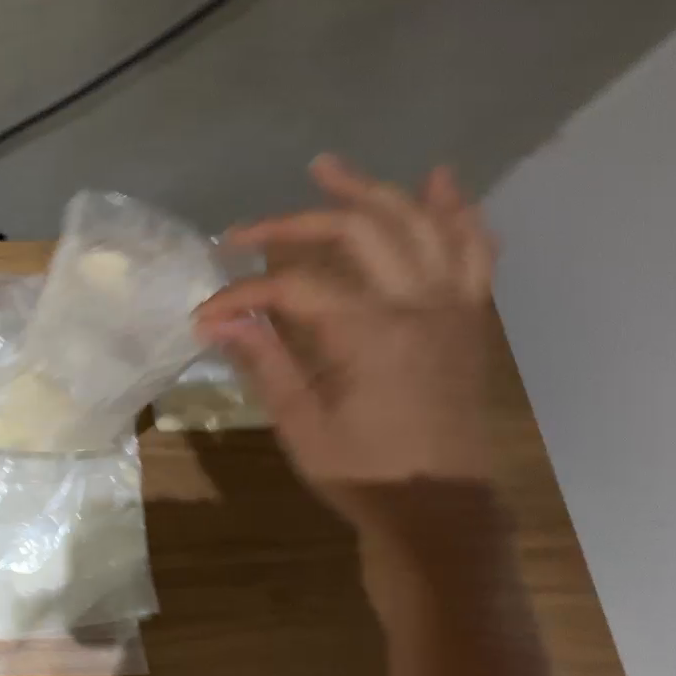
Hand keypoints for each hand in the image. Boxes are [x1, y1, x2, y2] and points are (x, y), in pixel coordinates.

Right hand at [195, 155, 500, 528]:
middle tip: (244, 231)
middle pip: (359, 232)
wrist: (437, 504)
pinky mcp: (468, 316)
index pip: (294, 288)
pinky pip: (472, 247)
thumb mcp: (298, 424)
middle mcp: (418, 303)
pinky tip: (436, 184)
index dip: (241, 295)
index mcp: (370, 334)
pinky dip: (454, 211)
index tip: (202, 315)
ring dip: (373, 191)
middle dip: (295, 224)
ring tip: (328, 171)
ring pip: (420, 222)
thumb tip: (215, 322)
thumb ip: (264, 362)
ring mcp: (452, 304)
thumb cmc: (360, 472)